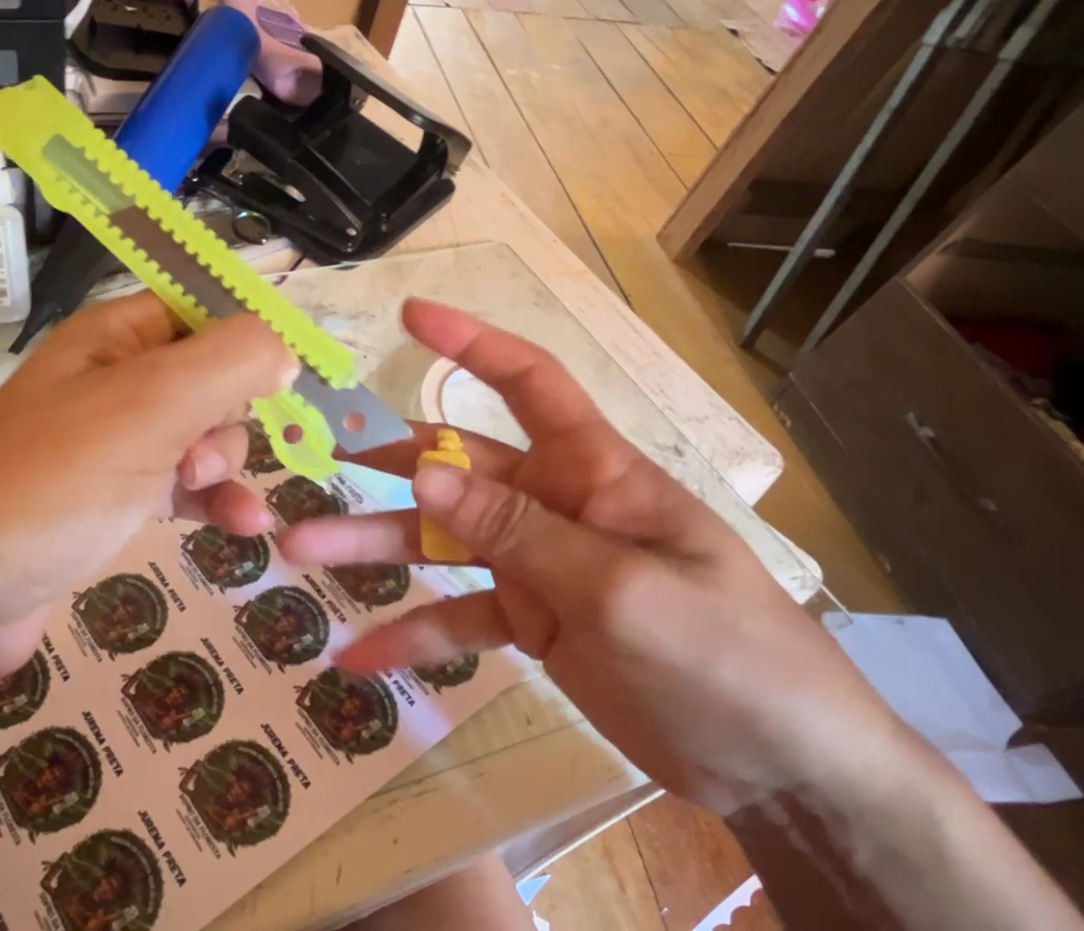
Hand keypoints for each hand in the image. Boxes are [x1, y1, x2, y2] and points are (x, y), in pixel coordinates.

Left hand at [0, 292, 296, 694]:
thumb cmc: (48, 487)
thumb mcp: (145, 410)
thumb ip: (227, 362)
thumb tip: (285, 344)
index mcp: (110, 337)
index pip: (201, 307)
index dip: (248, 337)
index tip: (286, 379)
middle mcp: (110, 380)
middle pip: (211, 375)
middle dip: (226, 415)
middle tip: (193, 457)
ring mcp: (111, 443)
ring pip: (203, 435)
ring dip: (224, 465)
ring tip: (203, 495)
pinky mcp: (113, 500)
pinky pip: (182, 486)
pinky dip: (212, 502)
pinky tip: (243, 529)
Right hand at [279, 299, 920, 813]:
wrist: (782, 768)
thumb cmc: (725, 656)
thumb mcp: (619, 589)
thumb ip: (517, 531)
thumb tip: (424, 471)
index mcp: (594, 472)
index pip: (529, 385)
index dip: (472, 344)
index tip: (410, 316)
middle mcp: (557, 506)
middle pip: (455, 470)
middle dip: (382, 467)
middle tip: (307, 464)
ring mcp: (539, 567)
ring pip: (439, 543)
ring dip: (373, 549)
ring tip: (301, 557)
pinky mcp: (532, 623)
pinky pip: (457, 620)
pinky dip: (412, 637)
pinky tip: (359, 657)